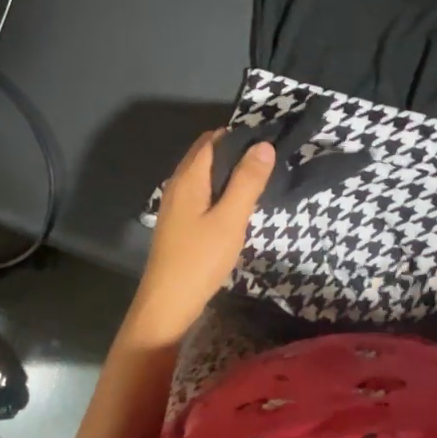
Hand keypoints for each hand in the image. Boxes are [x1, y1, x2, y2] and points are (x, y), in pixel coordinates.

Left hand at [123, 131, 274, 347]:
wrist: (168, 303)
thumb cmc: (200, 259)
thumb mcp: (230, 219)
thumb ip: (247, 181)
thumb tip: (263, 145)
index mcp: (188, 178)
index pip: (213, 140)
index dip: (239, 135)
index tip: (268, 140)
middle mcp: (177, 185)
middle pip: (205, 155)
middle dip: (234, 151)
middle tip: (268, 160)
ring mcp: (175, 205)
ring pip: (203, 175)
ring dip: (227, 172)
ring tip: (258, 179)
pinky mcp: (179, 223)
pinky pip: (201, 193)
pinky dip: (219, 190)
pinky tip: (236, 206)